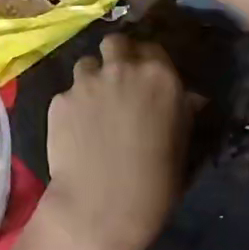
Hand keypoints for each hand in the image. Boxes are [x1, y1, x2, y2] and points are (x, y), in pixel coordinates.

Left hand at [41, 35, 192, 249]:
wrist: (102, 207)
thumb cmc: (156, 183)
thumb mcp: (182, 144)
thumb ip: (182, 111)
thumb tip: (190, 97)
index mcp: (160, 76)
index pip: (152, 48)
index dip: (147, 61)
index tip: (145, 77)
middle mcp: (123, 68)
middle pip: (115, 42)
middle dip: (116, 56)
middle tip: (117, 81)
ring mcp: (86, 82)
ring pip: (85, 63)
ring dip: (91, 78)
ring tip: (92, 105)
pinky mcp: (59, 100)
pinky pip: (66, 93)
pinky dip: (71, 106)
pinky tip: (75, 130)